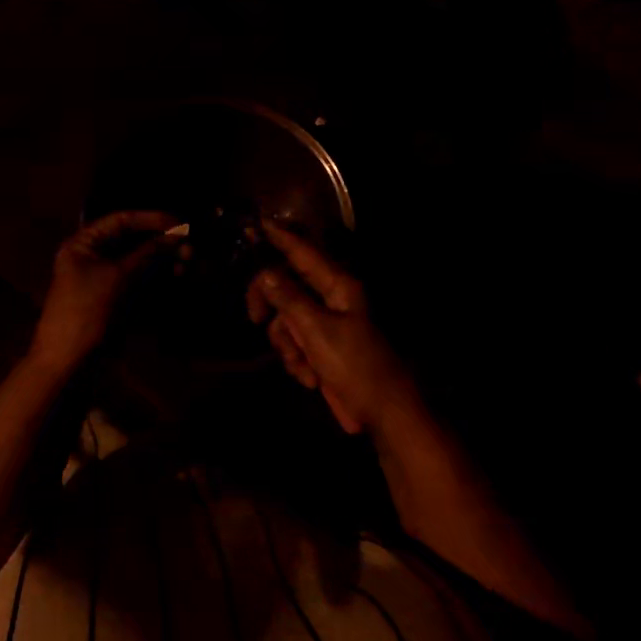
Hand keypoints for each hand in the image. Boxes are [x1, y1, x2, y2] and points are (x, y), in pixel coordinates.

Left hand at [31, 210, 179, 373]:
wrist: (68, 362)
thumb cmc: (86, 312)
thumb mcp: (117, 278)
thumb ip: (147, 253)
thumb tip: (176, 234)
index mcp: (83, 244)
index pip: (120, 220)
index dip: (151, 219)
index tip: (180, 223)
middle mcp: (93, 256)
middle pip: (132, 240)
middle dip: (161, 242)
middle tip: (189, 249)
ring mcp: (104, 280)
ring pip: (139, 262)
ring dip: (163, 260)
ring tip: (186, 264)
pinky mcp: (115, 300)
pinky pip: (139, 281)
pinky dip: (157, 278)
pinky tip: (175, 277)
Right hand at [246, 220, 417, 433]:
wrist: (386, 416)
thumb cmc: (356, 367)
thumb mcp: (316, 331)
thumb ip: (288, 298)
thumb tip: (265, 272)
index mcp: (338, 286)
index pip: (302, 252)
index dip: (278, 238)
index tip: (255, 224)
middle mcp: (332, 298)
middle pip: (286, 286)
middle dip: (271, 306)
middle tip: (255, 318)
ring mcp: (328, 324)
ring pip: (287, 318)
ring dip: (286, 344)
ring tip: (302, 367)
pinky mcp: (325, 348)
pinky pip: (296, 342)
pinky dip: (297, 359)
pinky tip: (309, 378)